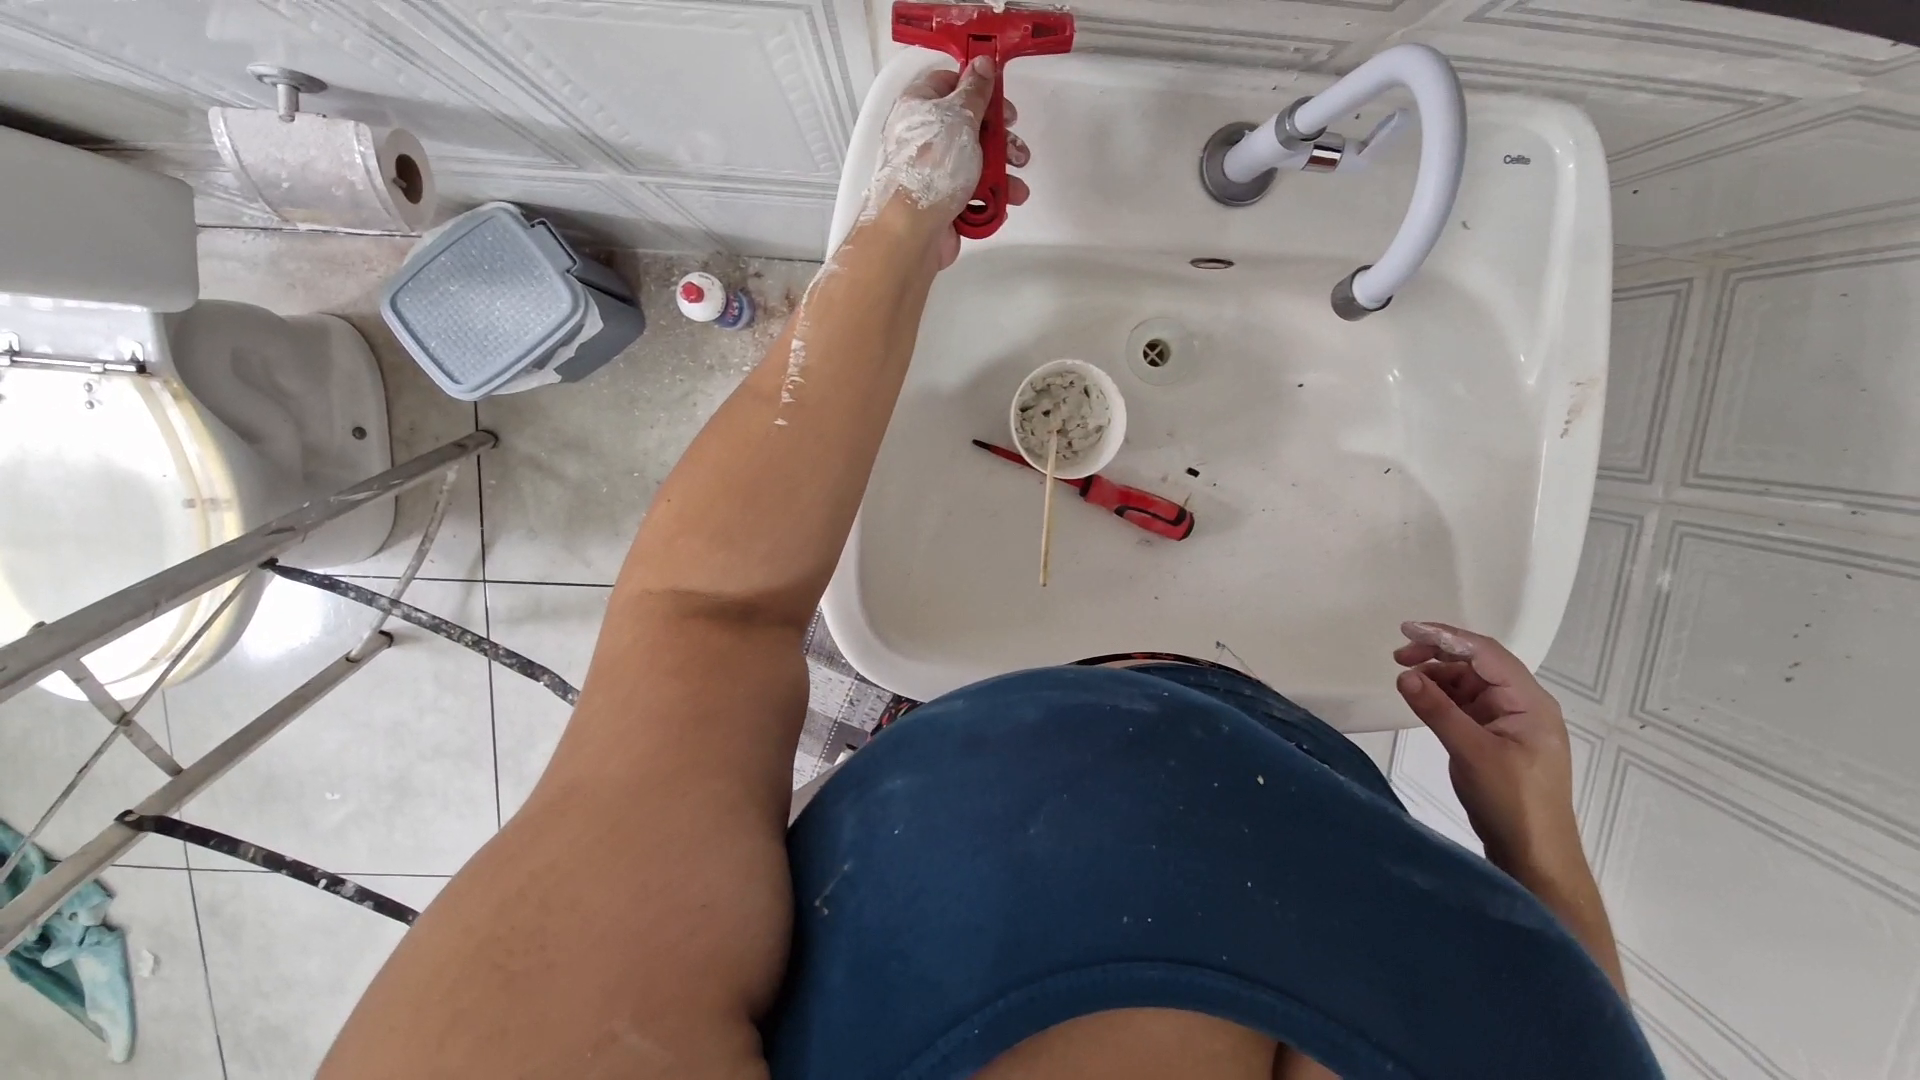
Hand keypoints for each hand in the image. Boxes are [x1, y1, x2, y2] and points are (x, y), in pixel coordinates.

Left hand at [866, 56, 1031, 267]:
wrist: (913, 232)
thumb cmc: (931, 168)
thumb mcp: (958, 117)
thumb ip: (975, 91)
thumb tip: (982, 64)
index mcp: (919, 108)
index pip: (949, 85)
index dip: (977, 89)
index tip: (1001, 102)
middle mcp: (924, 139)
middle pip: (969, 128)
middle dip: (999, 140)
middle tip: (1016, 150)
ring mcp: (934, 173)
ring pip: (976, 165)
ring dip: (1002, 174)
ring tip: (1017, 188)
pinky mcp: (944, 203)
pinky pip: (974, 194)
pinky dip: (992, 198)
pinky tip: (1005, 202)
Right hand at [1392, 621, 1582, 872]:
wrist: (1535, 856)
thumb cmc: (1513, 802)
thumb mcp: (1472, 752)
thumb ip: (1437, 710)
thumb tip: (1405, 674)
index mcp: (1530, 702)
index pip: (1486, 654)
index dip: (1447, 636)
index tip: (1407, 631)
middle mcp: (1523, 706)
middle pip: (1478, 664)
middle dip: (1439, 654)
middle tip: (1398, 656)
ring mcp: (1510, 723)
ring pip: (1470, 684)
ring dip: (1438, 676)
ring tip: (1405, 679)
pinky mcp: (1495, 740)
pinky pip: (1466, 706)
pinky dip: (1442, 697)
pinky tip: (1420, 699)